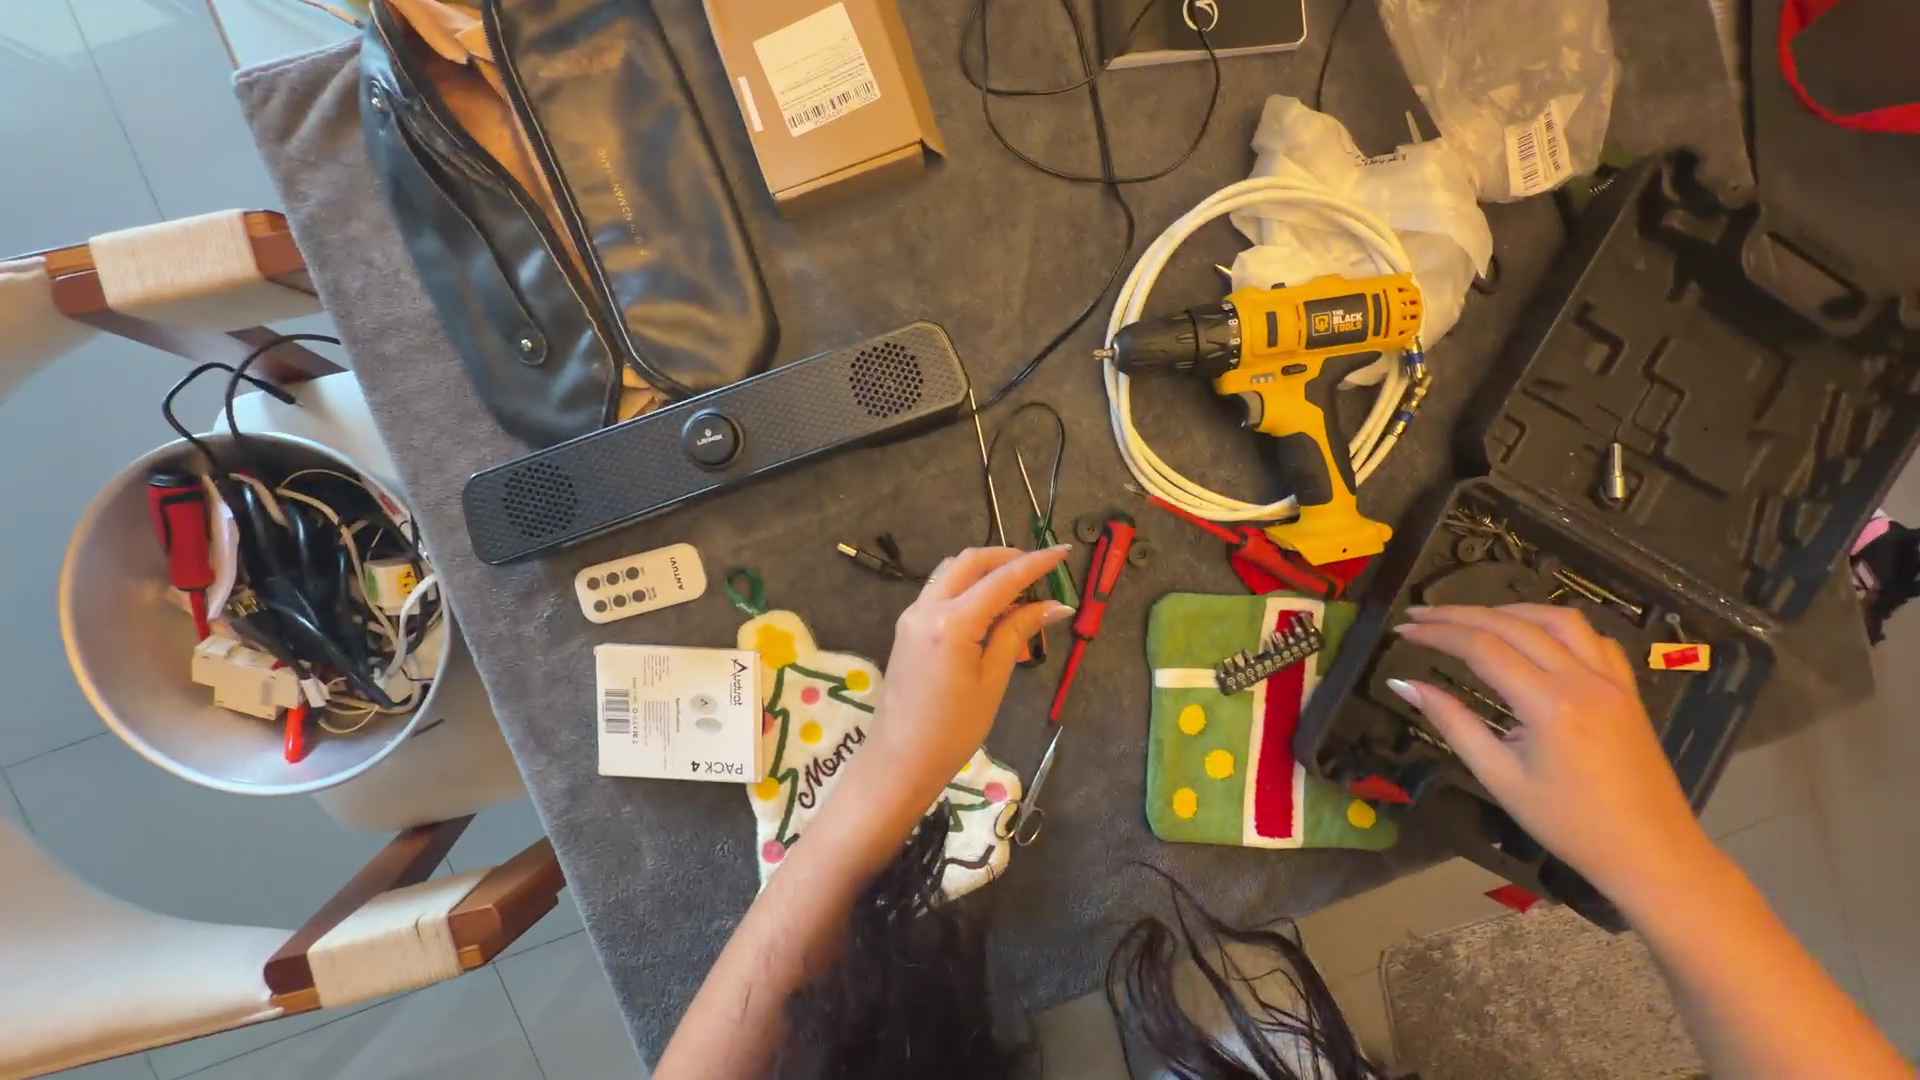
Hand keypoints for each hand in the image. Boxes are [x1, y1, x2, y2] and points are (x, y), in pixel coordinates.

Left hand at [863, 546, 1074, 805]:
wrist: (900, 759)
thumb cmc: (953, 730)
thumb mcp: (993, 681)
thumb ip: (1018, 633)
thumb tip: (1054, 606)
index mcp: (952, 623)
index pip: (1001, 580)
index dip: (1035, 563)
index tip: (1063, 551)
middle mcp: (927, 608)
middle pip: (970, 562)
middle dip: (1007, 557)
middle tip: (1040, 569)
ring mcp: (912, 616)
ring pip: (951, 571)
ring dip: (985, 570)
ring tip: (1018, 589)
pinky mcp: (907, 627)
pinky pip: (940, 591)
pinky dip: (967, 587)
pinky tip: (990, 609)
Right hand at [1386, 604, 1713, 908]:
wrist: (1653, 856)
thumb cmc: (1569, 824)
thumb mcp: (1499, 777)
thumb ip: (1452, 722)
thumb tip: (1404, 685)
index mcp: (1550, 705)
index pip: (1482, 648)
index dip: (1437, 633)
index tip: (1402, 630)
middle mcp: (1584, 681)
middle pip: (1513, 624)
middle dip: (1460, 614)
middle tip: (1419, 614)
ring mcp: (1613, 682)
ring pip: (1558, 619)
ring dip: (1509, 610)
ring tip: (1471, 617)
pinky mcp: (1628, 690)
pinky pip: (1593, 639)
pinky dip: (1555, 626)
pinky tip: (1532, 637)